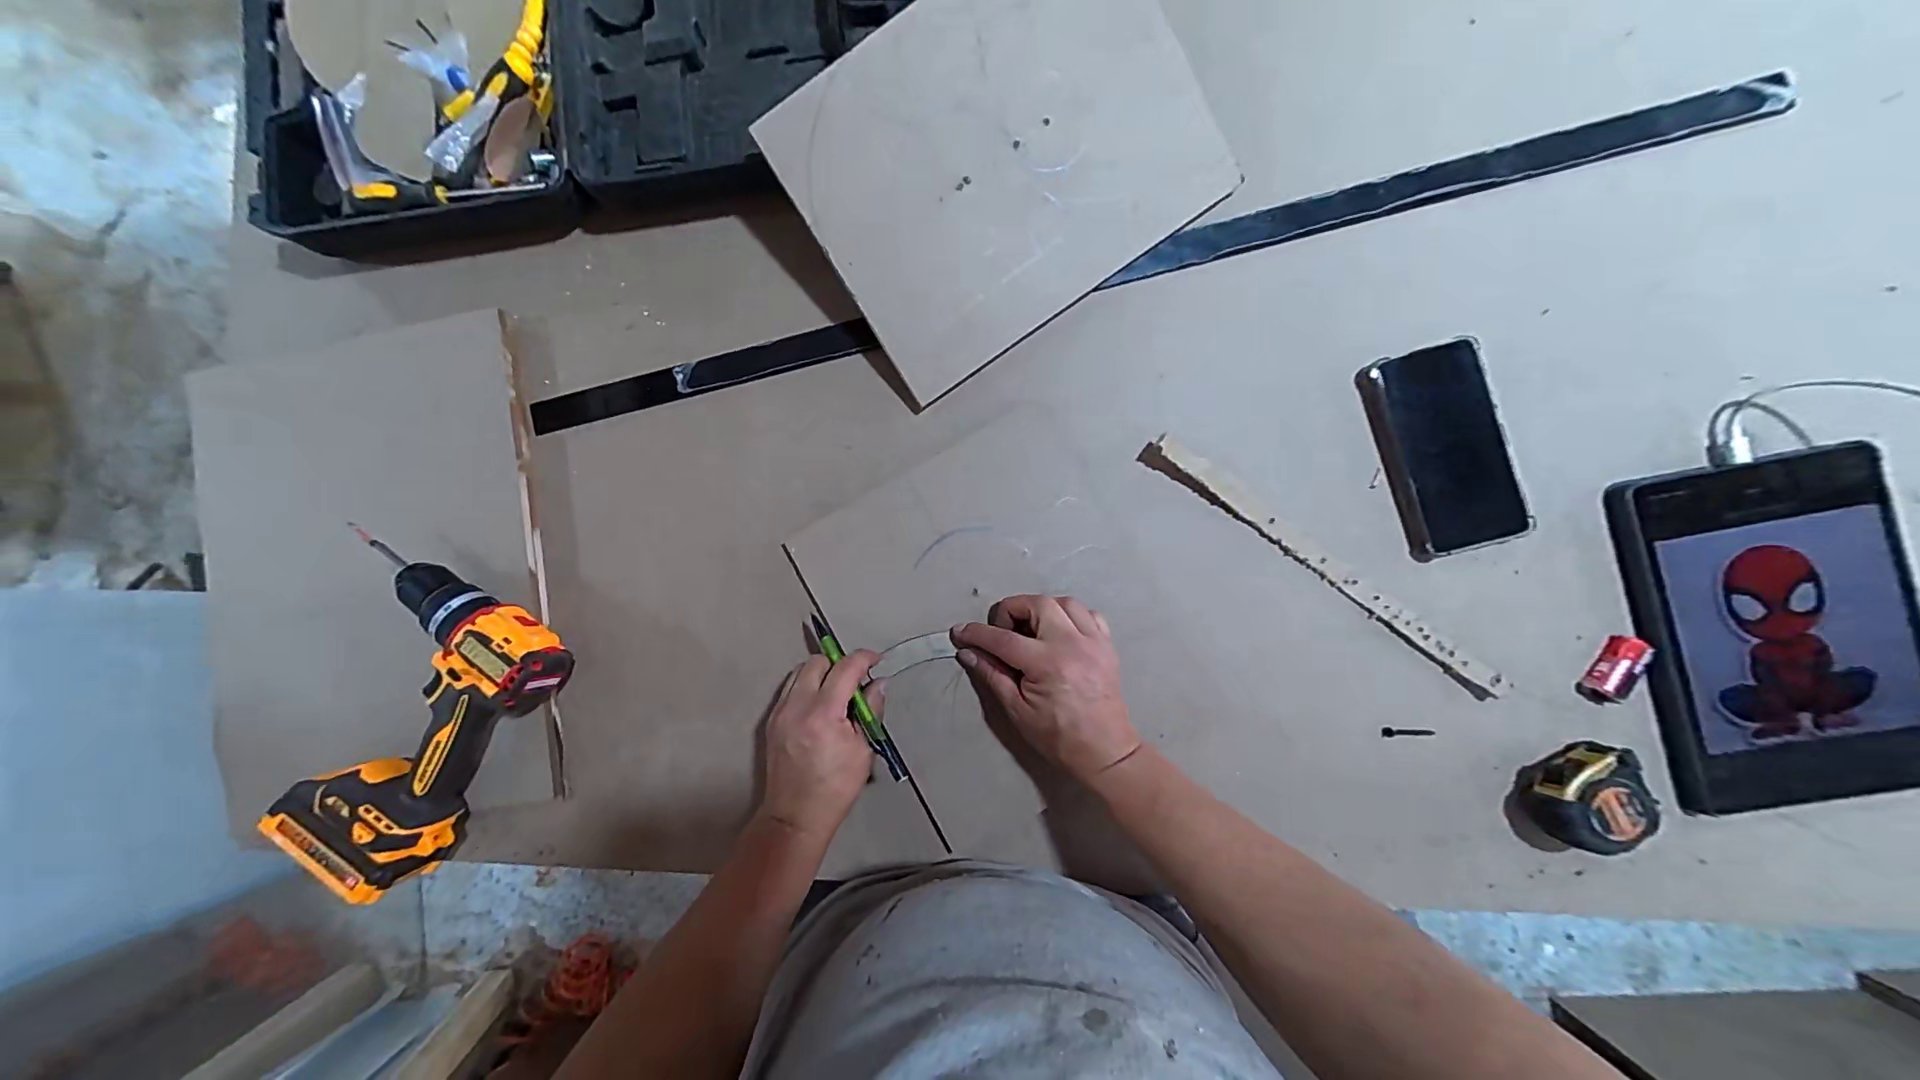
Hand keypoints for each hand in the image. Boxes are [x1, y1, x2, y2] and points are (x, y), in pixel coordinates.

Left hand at [760, 651, 882, 837]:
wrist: (795, 816)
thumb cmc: (834, 789)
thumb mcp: (863, 750)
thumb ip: (871, 710)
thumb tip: (878, 684)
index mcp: (823, 714)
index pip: (845, 668)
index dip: (864, 659)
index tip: (875, 661)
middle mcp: (797, 707)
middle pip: (818, 662)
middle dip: (840, 664)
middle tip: (856, 681)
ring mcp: (780, 712)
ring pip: (800, 671)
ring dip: (821, 673)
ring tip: (837, 693)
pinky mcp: (772, 720)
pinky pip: (790, 688)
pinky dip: (807, 686)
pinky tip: (820, 705)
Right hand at [951, 595, 1141, 783]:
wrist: (1104, 752)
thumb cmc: (1058, 737)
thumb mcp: (1017, 710)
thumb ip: (993, 675)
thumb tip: (968, 653)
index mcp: (1047, 663)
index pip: (1003, 639)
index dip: (977, 634)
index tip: (960, 633)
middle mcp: (1072, 644)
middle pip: (1036, 604)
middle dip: (1011, 610)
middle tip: (1001, 631)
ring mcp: (1094, 642)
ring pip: (1064, 603)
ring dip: (1041, 609)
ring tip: (1030, 630)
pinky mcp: (1106, 646)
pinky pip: (1089, 615)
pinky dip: (1070, 616)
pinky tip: (1059, 632)